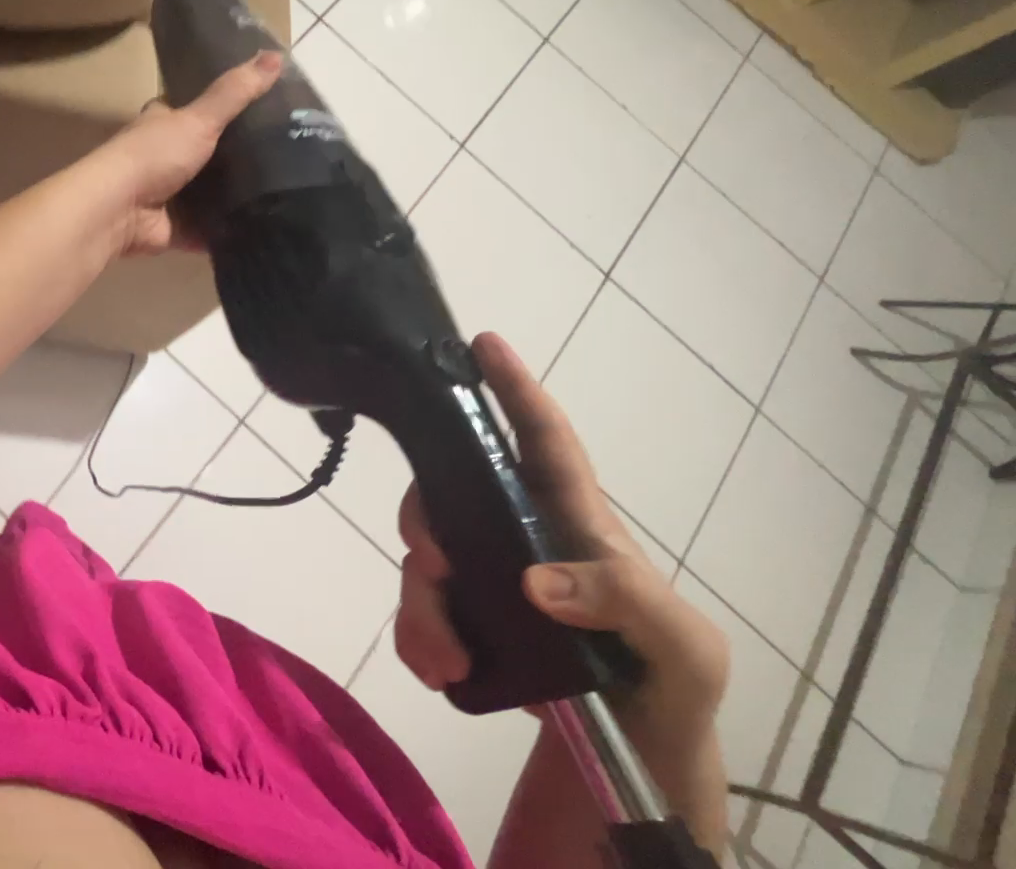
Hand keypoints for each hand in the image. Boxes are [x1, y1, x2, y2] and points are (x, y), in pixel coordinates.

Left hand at [88, 50, 283, 255]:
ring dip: (237, 196)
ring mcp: (170, 196)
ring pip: (211, 195)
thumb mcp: (200, 118)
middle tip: (288, 154)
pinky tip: (263, 226)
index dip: (227, 107)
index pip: (196, 110)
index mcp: (163, 123)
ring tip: (286, 191)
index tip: (269, 108)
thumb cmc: (154, 156)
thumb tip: (278, 56)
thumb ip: (235, 93)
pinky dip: (229, 232)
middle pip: (209, 155)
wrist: (118, 210)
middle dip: (239, 157)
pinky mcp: (176, 230)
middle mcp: (164, 158)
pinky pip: (209, 231)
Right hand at [393, 333, 728, 762]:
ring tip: (449, 662)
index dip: (515, 390)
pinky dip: (413, 638)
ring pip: (420, 559)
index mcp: (575, 524)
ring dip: (421, 609)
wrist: (629, 752)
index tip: (483, 344)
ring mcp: (483, 578)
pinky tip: (439, 671)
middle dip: (425, 517)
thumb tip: (534, 578)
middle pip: (447, 492)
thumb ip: (627, 601)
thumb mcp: (682, 648)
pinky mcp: (459, 619)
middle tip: (436, 567)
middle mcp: (517, 536)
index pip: (544, 442)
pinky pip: (413, 609)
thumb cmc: (667, 682)